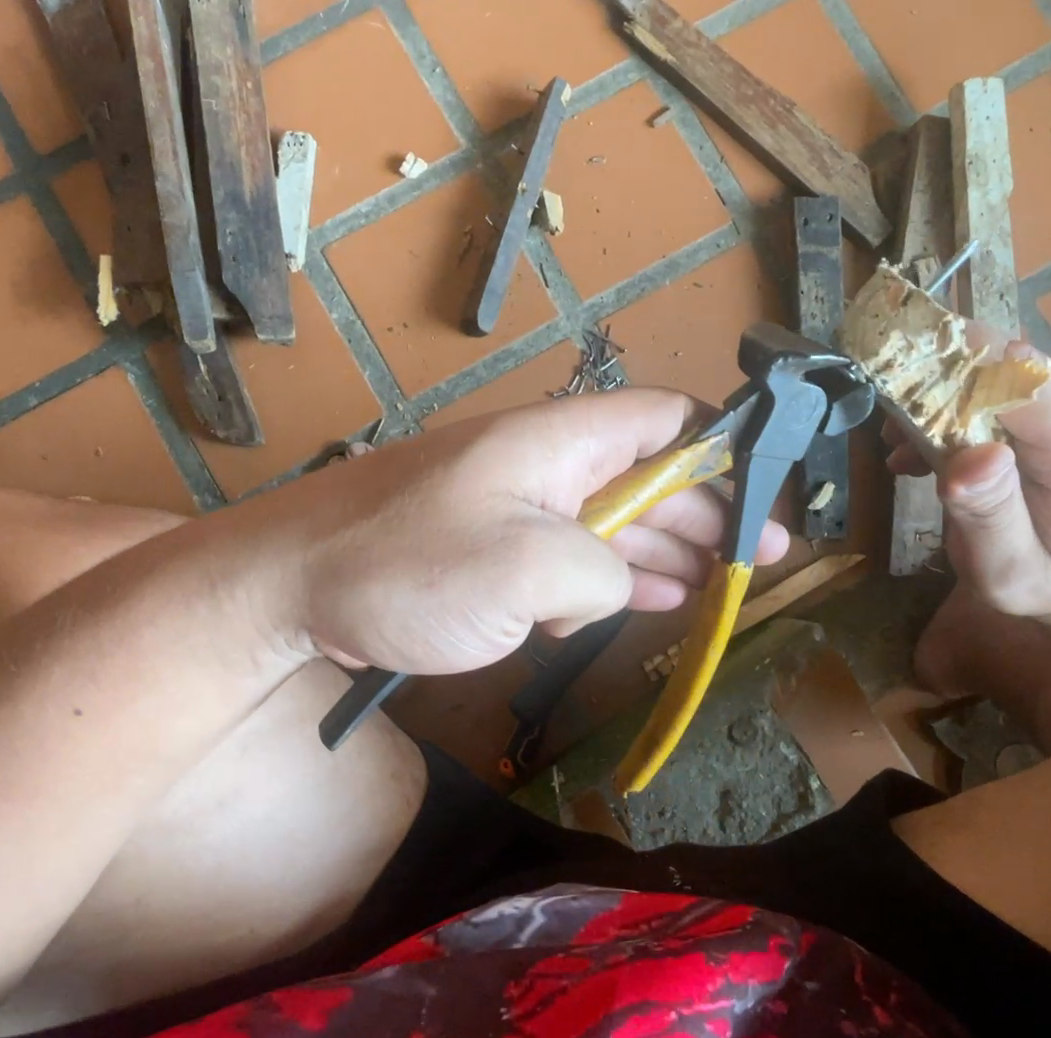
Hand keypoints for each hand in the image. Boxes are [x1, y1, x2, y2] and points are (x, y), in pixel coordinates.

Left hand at [246, 389, 788, 675]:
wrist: (285, 588)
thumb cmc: (405, 567)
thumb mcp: (528, 572)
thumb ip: (606, 570)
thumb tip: (622, 577)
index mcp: (558, 443)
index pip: (664, 419)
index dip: (723, 450)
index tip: (764, 495)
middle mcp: (540, 464)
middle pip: (646, 475)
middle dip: (705, 515)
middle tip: (760, 561)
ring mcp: (509, 508)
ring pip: (607, 522)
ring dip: (661, 554)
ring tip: (714, 586)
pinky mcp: (482, 550)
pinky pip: (563, 558)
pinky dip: (604, 583)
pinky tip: (639, 607)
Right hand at [886, 343, 1050, 625]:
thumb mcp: (1012, 573)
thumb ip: (990, 518)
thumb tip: (970, 456)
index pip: (1021, 380)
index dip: (957, 376)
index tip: (900, 397)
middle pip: (1006, 364)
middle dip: (941, 387)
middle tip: (893, 434)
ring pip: (1002, 366)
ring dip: (945, 397)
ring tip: (905, 448)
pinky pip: (1008, 381)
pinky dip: (962, 404)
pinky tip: (931, 449)